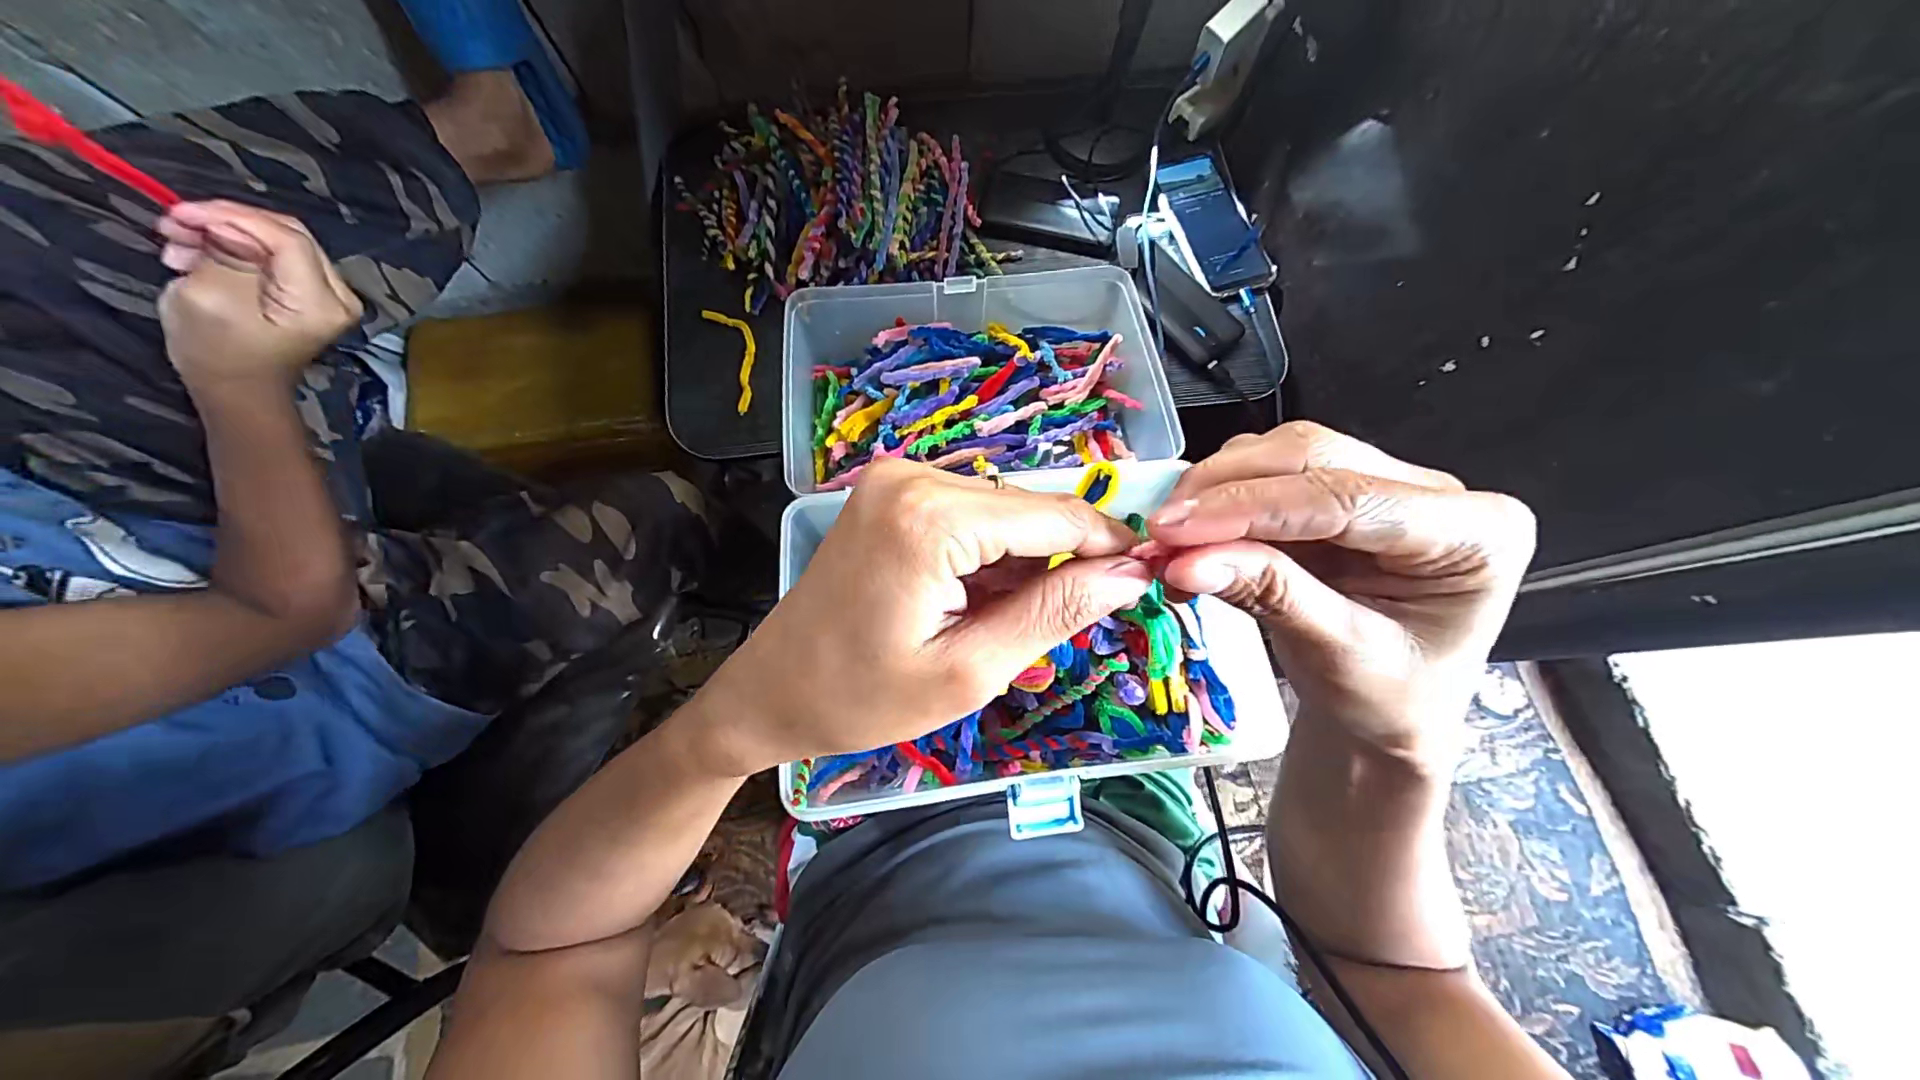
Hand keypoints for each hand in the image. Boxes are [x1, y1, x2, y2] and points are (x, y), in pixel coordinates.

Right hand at [156, 200, 362, 386]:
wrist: (238, 387)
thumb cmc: (220, 350)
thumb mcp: (212, 297)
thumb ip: (228, 255)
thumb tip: (228, 225)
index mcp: (322, 302)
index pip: (288, 239)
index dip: (233, 217)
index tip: (180, 212)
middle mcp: (338, 296)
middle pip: (287, 234)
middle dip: (228, 221)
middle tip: (175, 223)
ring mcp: (329, 295)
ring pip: (277, 240)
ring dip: (224, 233)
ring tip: (176, 244)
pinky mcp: (310, 293)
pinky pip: (274, 256)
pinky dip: (234, 249)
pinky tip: (193, 256)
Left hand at [692, 458, 1150, 777]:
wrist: (770, 692)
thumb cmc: (860, 698)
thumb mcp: (969, 671)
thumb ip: (1054, 613)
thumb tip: (1128, 574)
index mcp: (930, 516)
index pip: (1054, 515)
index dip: (1107, 547)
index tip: (1144, 580)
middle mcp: (913, 476)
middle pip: (1027, 511)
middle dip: (1057, 564)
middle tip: (1053, 630)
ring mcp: (896, 480)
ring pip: (1001, 515)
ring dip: (1020, 566)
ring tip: (995, 627)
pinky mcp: (890, 495)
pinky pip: (967, 516)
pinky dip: (987, 558)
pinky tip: (972, 605)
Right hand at [1144, 422, 1535, 766]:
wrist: (1383, 713)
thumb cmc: (1386, 699)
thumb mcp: (1336, 655)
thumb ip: (1270, 595)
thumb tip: (1188, 561)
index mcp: (1474, 533)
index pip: (1346, 498)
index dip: (1251, 508)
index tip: (1177, 528)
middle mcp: (1431, 494)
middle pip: (1311, 457)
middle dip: (1225, 490)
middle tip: (1161, 530)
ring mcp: (1380, 486)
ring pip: (1281, 454)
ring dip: (1214, 490)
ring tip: (1169, 538)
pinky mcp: (1332, 494)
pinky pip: (1265, 474)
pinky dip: (1217, 501)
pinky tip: (1190, 535)